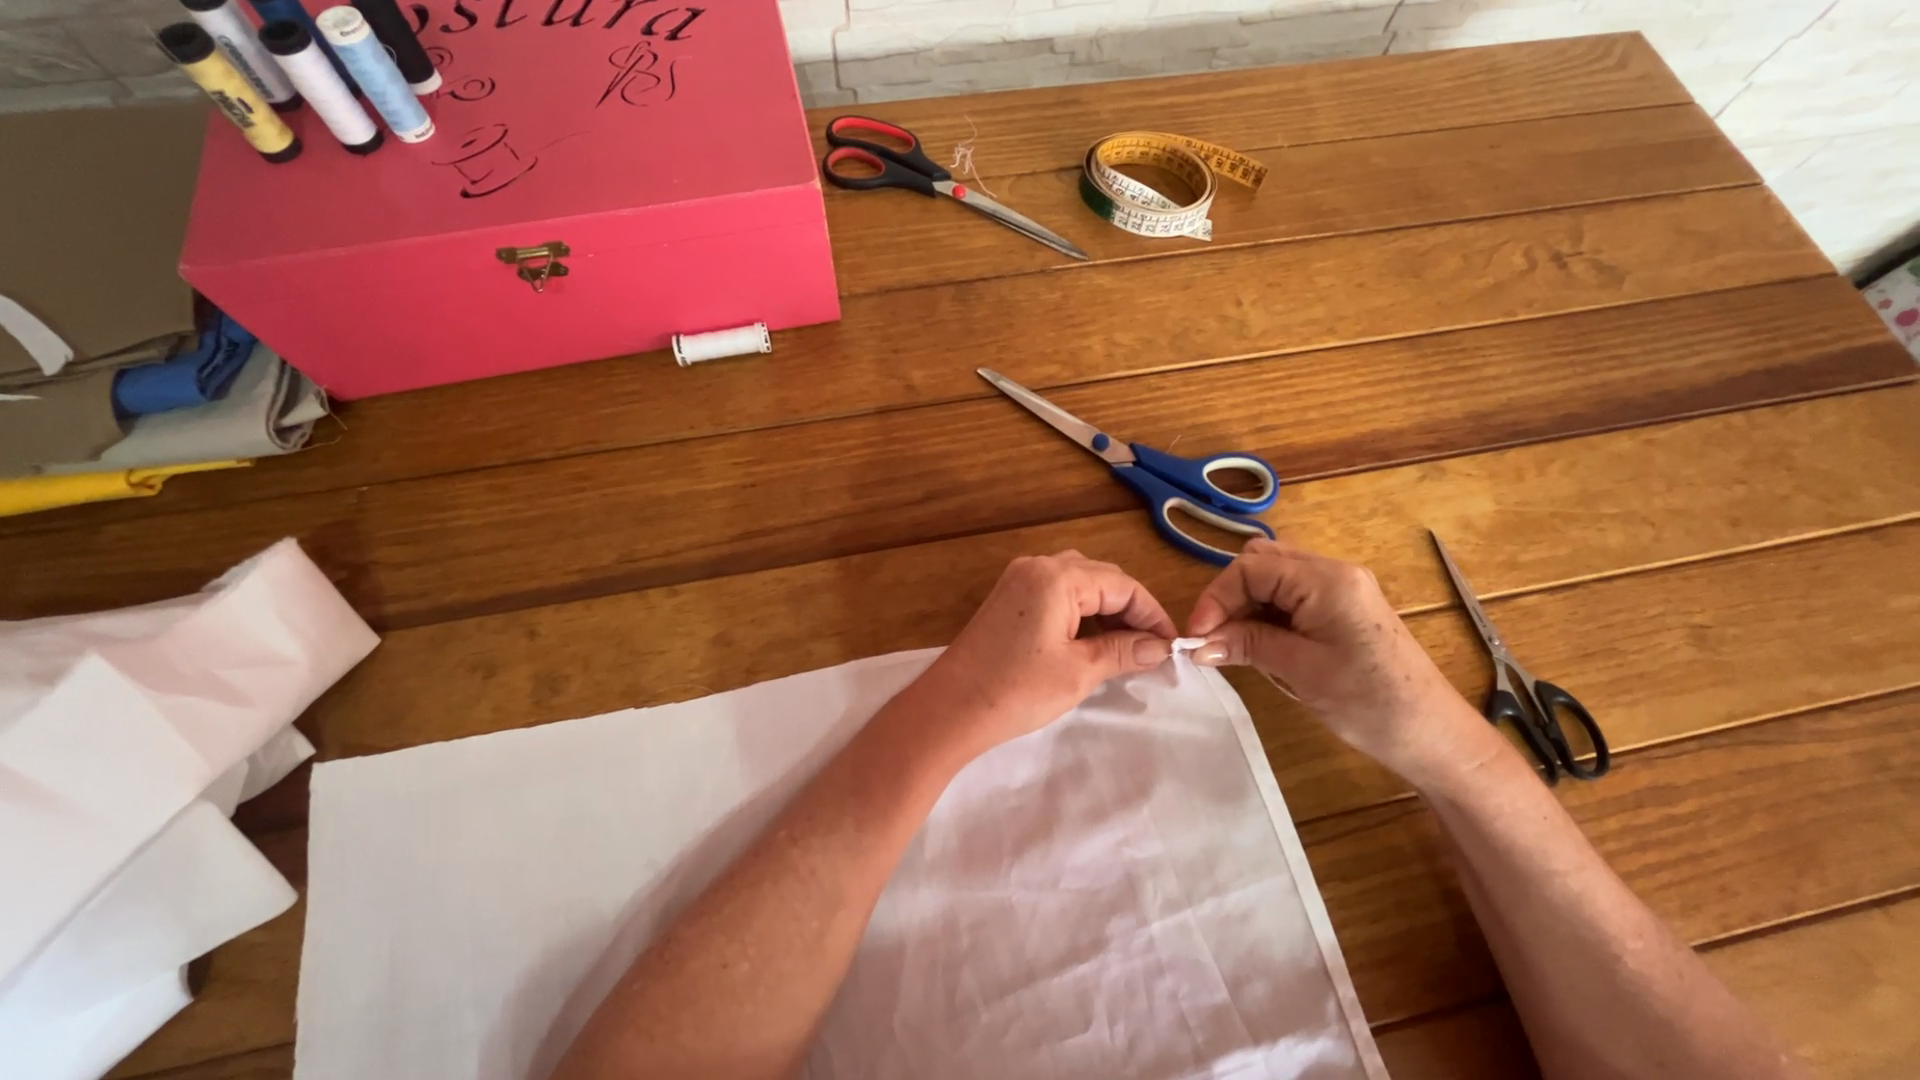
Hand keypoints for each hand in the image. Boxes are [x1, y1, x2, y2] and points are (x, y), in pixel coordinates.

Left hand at [912, 551, 1177, 754]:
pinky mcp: (1008, 600)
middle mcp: (1037, 567)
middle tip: (1153, 650)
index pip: (1122, 585)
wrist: (949, 710)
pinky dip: (1081, 615)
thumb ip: (1125, 652)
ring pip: (1080, 585)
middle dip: (1131, 612)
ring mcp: (1018, 581)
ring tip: (1127, 650)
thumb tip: (1161, 647)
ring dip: (1107, 613)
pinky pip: (1057, 595)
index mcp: (1056, 577)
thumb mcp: (1079, 672)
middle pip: (1102, 578)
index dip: (1152, 614)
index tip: (1173, 646)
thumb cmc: (1016, 690)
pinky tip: (1093, 643)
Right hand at [1186, 538, 1494, 785]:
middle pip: (1262, 563)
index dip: (1217, 598)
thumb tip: (1198, 644)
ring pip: (1274, 578)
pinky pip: (1291, 596)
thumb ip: (1247, 645)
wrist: (1434, 736)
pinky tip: (1257, 643)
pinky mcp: (1343, 609)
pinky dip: (1266, 614)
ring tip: (1231, 644)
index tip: (1198, 637)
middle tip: (1212, 638)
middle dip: (1229, 597)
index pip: (1251, 567)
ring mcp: (1341, 590)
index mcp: (1327, 580)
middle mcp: (1334, 572)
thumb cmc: (1369, 702)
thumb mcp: (1300, 671)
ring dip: (1245, 606)